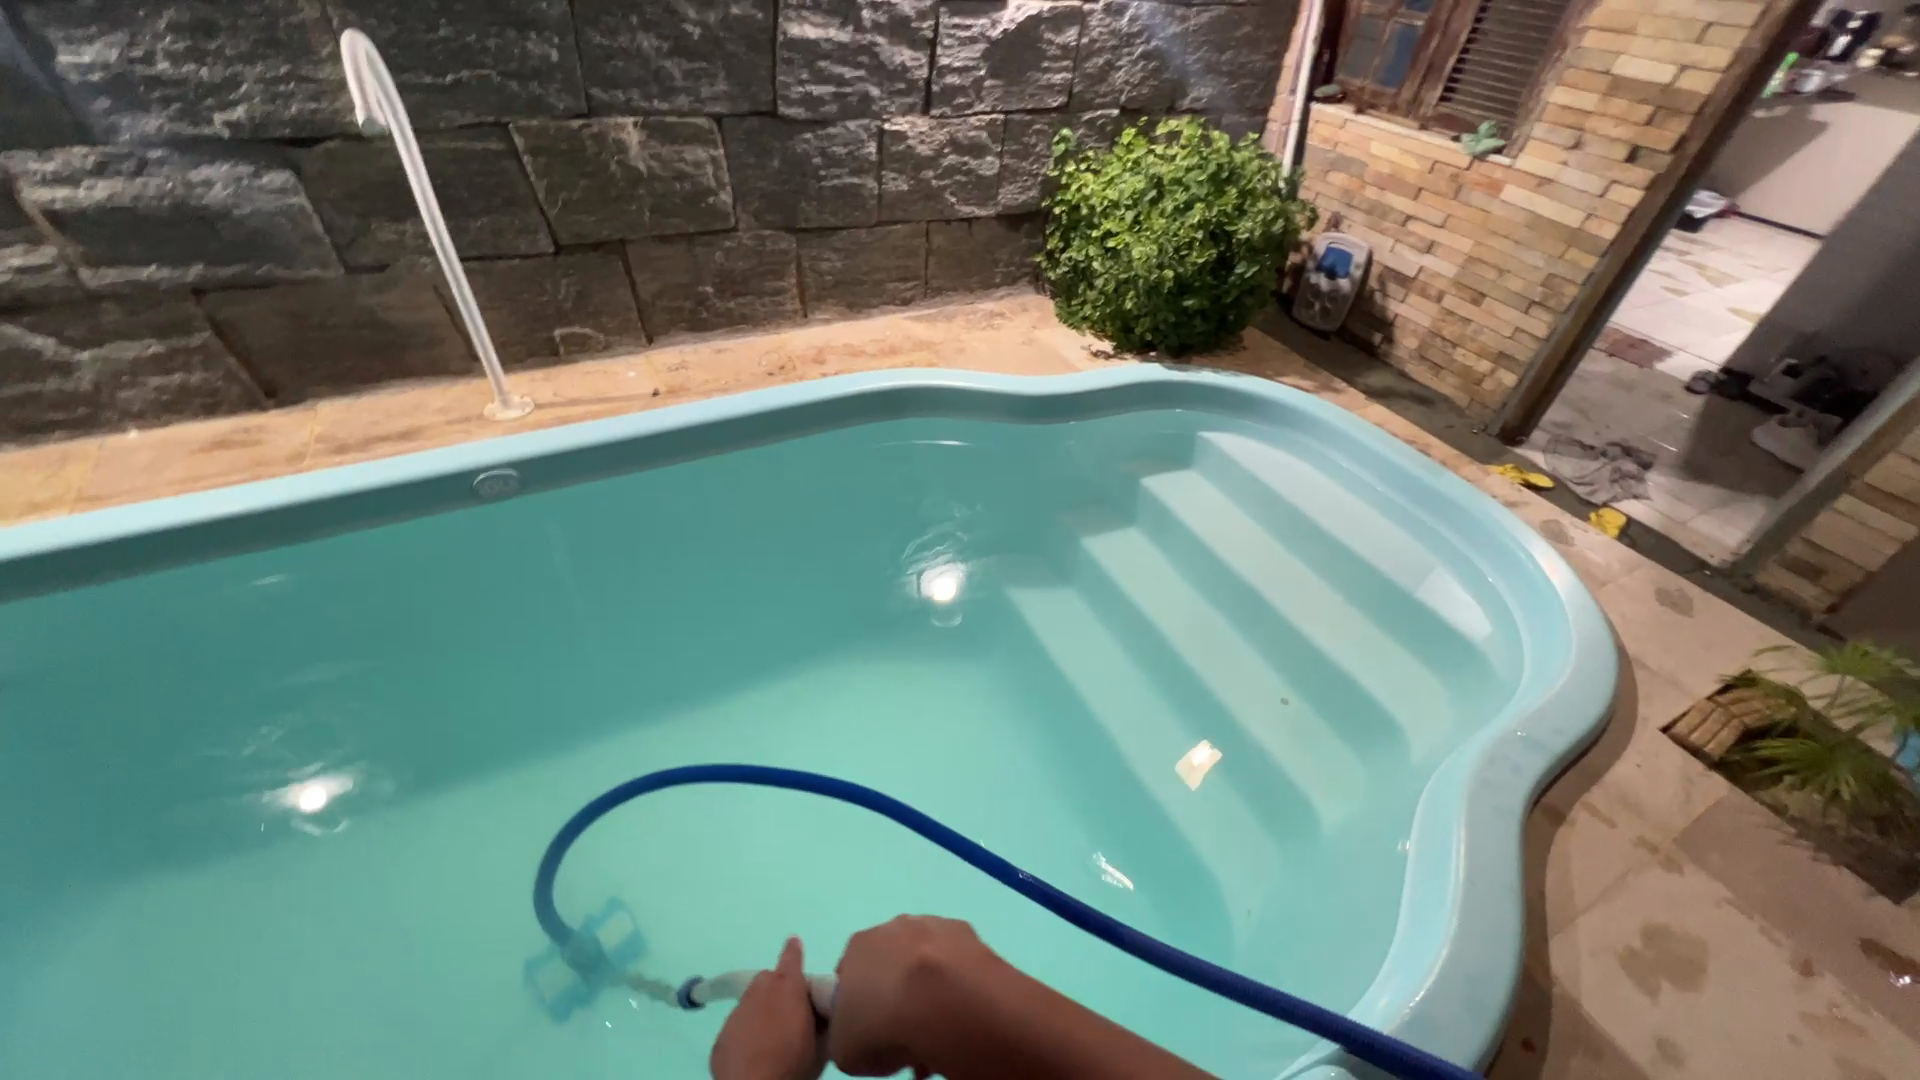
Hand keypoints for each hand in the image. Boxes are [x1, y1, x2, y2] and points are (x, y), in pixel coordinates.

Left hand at [710, 937, 825, 1079]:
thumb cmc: (795, 1064)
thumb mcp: (822, 1043)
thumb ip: (822, 1019)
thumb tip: (825, 1012)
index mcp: (788, 986)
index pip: (791, 957)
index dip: (793, 952)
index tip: (794, 943)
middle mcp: (760, 991)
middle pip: (768, 981)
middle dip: (777, 991)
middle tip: (787, 1016)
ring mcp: (736, 1013)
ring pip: (749, 1006)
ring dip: (759, 1016)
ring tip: (769, 1042)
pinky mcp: (720, 1039)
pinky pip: (736, 1030)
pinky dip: (744, 1038)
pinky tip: (752, 1057)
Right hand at [828, 915, 1009, 1076]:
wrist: (943, 1001)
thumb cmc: (885, 1024)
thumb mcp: (845, 1048)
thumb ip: (848, 1032)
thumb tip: (862, 1034)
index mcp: (858, 947)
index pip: (853, 975)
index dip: (863, 1007)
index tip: (874, 1033)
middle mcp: (892, 927)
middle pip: (892, 965)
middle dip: (898, 996)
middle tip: (907, 1034)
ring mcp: (932, 925)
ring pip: (925, 962)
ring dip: (928, 991)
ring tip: (938, 1031)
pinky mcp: (966, 932)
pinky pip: (957, 963)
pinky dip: (957, 984)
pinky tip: (960, 1012)